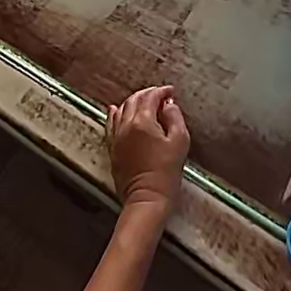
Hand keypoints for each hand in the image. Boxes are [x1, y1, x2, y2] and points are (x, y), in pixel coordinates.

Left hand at [106, 85, 189, 218]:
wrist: (148, 198)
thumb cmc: (166, 172)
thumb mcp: (180, 140)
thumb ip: (175, 117)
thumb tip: (169, 105)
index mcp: (143, 122)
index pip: (151, 97)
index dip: (162, 91)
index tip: (170, 92)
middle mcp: (126, 126)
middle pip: (134, 100)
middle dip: (148, 94)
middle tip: (160, 95)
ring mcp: (117, 138)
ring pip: (121, 109)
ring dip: (133, 102)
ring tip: (145, 102)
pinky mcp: (113, 149)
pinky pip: (110, 124)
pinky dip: (114, 114)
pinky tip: (115, 110)